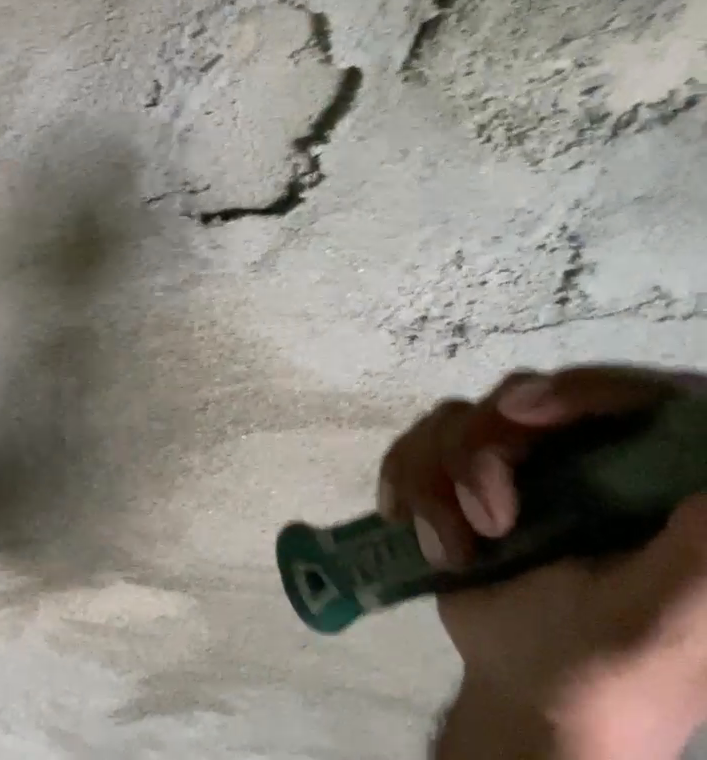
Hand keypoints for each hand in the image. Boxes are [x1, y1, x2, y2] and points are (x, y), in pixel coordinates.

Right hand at [378, 366, 706, 758]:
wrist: (524, 694)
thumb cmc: (605, 666)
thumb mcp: (663, 613)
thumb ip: (694, 547)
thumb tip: (704, 482)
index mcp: (665, 490)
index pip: (647, 399)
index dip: (586, 387)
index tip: (525, 412)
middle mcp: (601, 464)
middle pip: (528, 399)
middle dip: (483, 452)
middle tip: (485, 518)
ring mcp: (529, 470)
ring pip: (460, 420)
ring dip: (434, 479)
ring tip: (448, 547)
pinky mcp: (467, 479)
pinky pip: (416, 443)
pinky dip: (404, 482)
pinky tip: (410, 526)